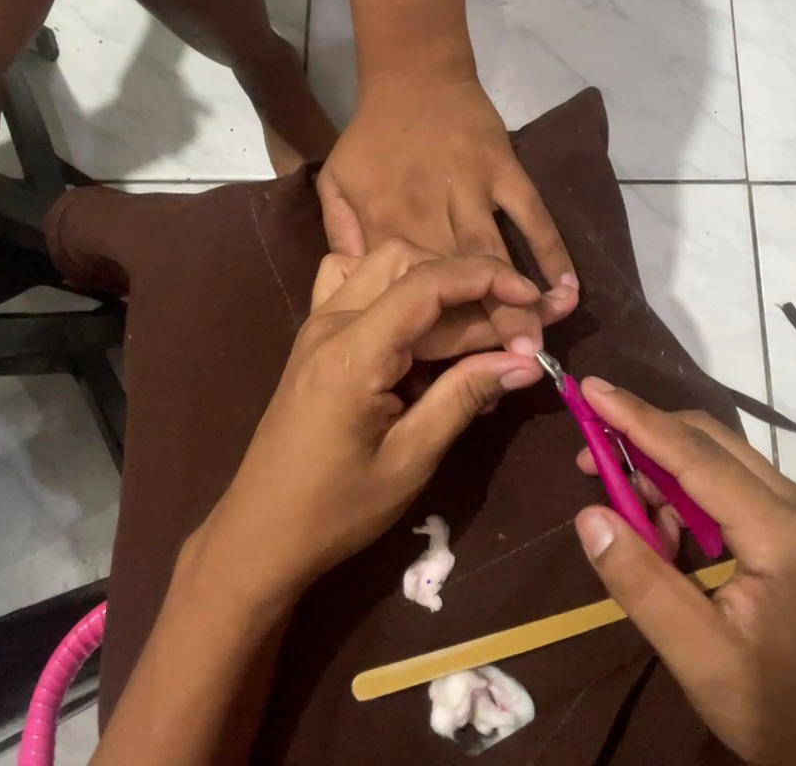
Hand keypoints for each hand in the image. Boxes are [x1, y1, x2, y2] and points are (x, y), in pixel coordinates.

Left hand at [194, 243, 548, 604]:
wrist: (261, 534)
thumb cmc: (336, 508)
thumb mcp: (411, 458)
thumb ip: (464, 396)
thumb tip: (528, 361)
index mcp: (353, 351)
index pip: (428, 283)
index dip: (487, 279)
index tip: (534, 300)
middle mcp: (331, 321)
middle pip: (409, 262)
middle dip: (470, 287)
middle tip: (514, 334)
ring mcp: (319, 324)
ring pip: (384, 266)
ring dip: (437, 286)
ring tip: (476, 331)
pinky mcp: (317, 338)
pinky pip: (357, 284)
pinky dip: (398, 290)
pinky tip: (422, 328)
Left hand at [318, 74, 578, 355]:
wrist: (411, 73)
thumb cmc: (371, 136)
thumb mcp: (335, 184)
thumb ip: (343, 236)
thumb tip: (360, 287)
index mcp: (381, 221)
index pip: (409, 284)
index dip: (437, 325)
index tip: (459, 367)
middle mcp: (426, 209)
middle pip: (454, 276)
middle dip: (485, 324)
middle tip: (514, 366)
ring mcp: (468, 186)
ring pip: (494, 251)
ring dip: (518, 296)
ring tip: (541, 340)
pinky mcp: (502, 168)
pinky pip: (530, 213)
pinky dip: (550, 247)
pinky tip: (567, 285)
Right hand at [570, 380, 795, 765]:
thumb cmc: (769, 703)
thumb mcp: (695, 653)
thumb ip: (641, 582)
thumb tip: (589, 515)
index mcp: (779, 532)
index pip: (696, 456)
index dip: (638, 419)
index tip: (590, 389)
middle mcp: (795, 505)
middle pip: (708, 442)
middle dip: (643, 436)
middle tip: (588, 455)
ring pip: (716, 458)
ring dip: (661, 468)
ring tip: (620, 505)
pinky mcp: (789, 526)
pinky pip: (726, 483)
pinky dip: (683, 493)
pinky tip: (660, 532)